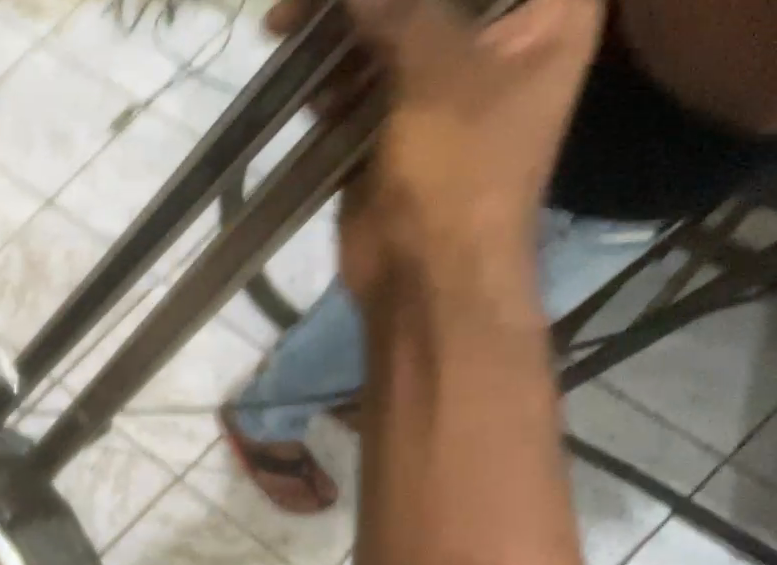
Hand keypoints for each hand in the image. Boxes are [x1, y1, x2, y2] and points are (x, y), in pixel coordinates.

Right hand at [327, 0, 605, 300]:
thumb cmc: (459, 172)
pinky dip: (327, 78)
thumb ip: (399, 11)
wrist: (427, 272)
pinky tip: (299, 83)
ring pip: (385, 29)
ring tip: (282, 29)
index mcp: (546, 11)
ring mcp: (441, 82)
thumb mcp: (440, 77)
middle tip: (302, 4)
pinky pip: (357, 80)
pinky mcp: (392, 123)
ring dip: (335, 30)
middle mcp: (500, 35)